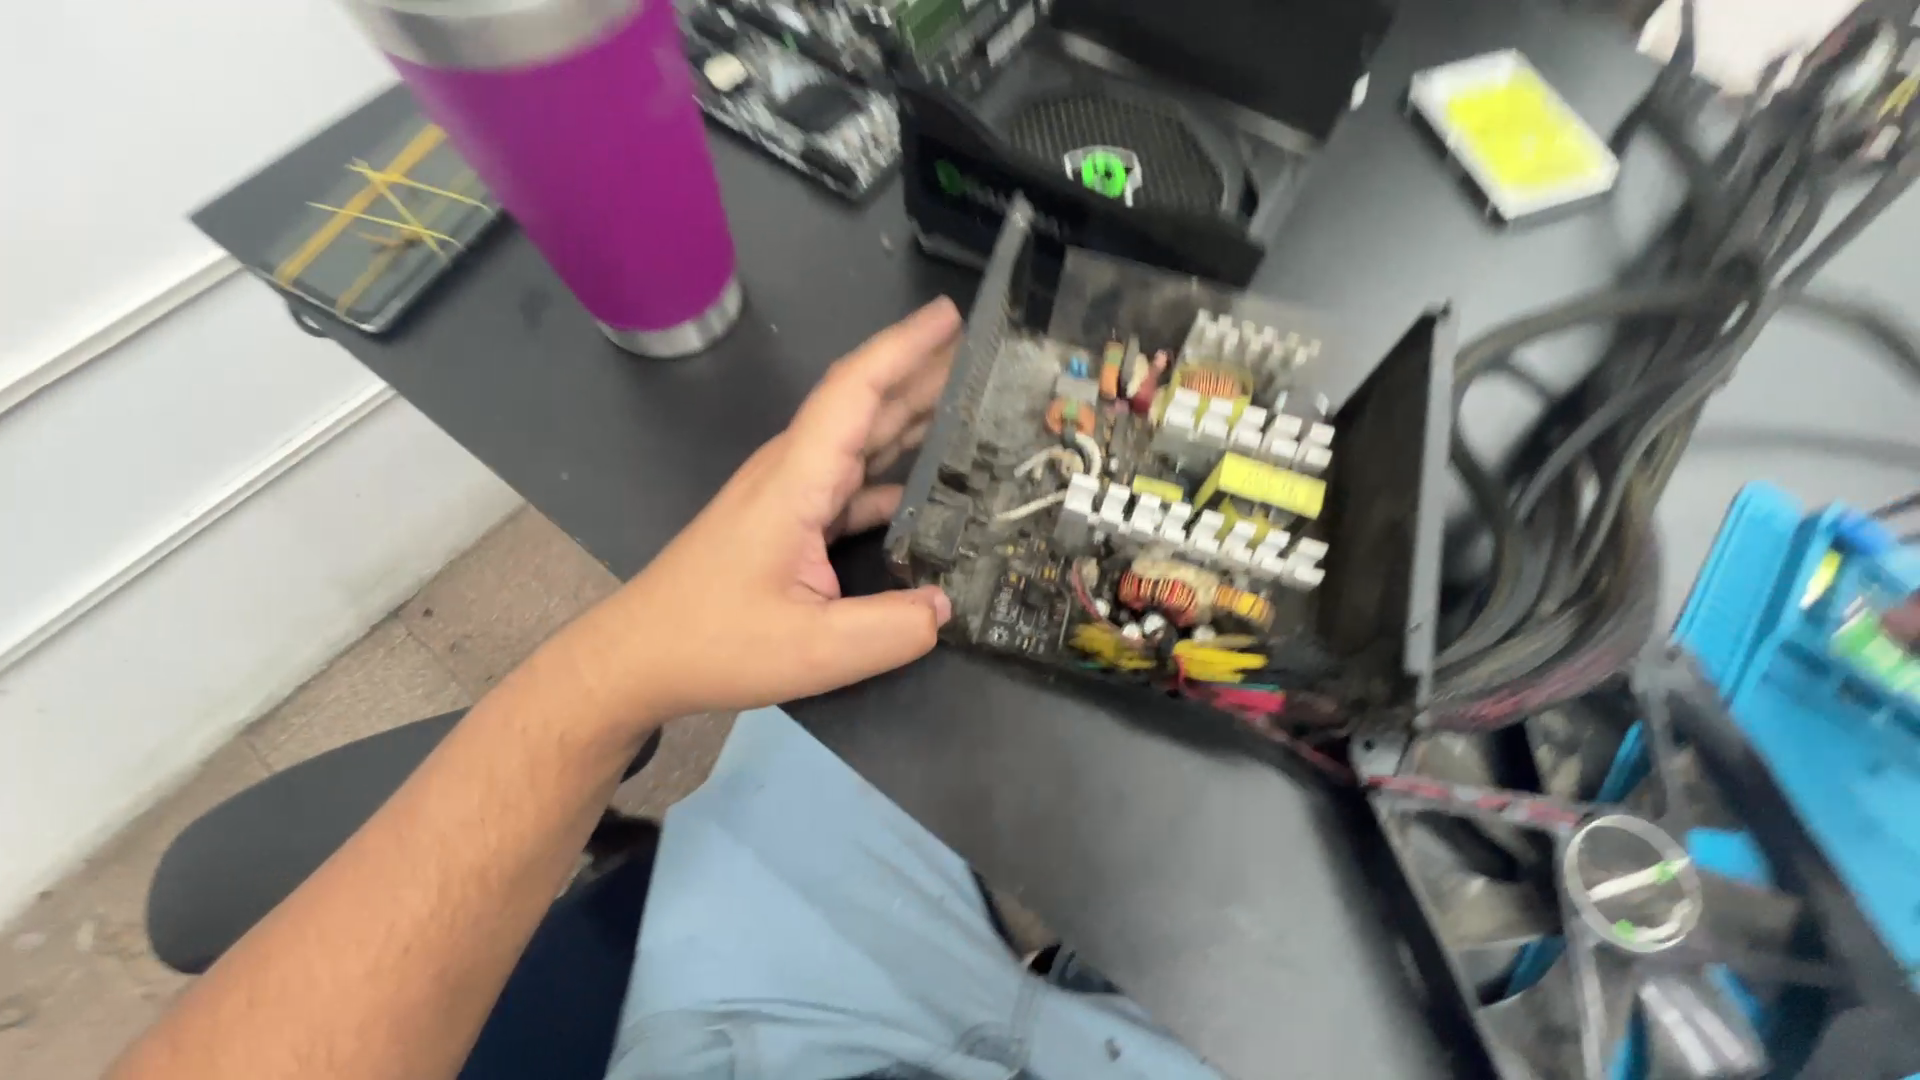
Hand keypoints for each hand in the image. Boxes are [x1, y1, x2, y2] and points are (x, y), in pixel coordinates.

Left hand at [554, 298, 960, 731]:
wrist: (640, 656)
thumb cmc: (715, 644)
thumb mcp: (815, 651)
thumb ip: (892, 629)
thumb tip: (945, 607)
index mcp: (797, 481)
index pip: (856, 391)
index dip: (905, 348)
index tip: (952, 316)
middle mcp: (794, 471)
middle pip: (865, 403)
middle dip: (924, 372)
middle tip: (989, 360)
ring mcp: (790, 494)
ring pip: (861, 438)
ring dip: (913, 415)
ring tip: (973, 406)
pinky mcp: (790, 519)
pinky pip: (853, 480)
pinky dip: (893, 473)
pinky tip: (931, 487)